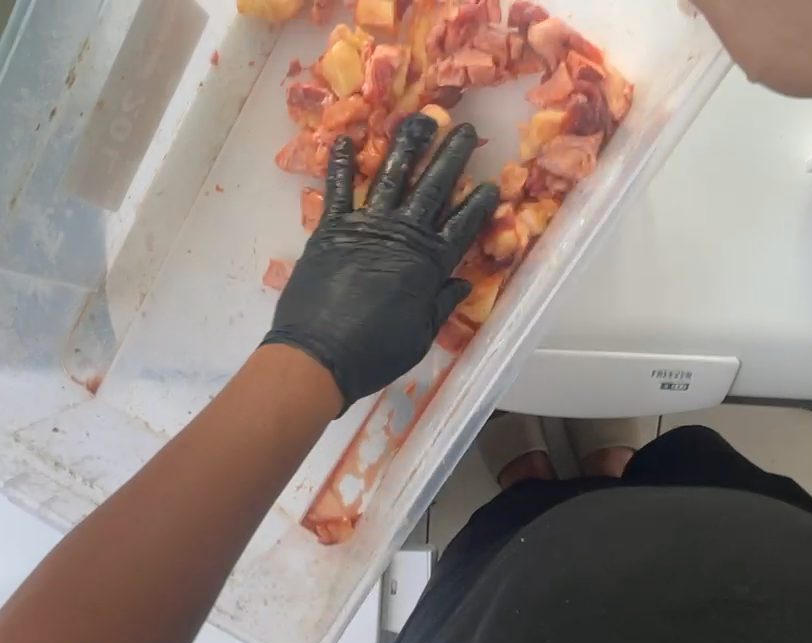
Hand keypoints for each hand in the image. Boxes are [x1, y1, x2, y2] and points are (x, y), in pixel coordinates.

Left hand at [263, 114, 499, 409]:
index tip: (491, 183)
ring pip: (392, 177)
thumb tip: (462, 284)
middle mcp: (402, 236)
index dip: (478, 204)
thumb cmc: (375, 354)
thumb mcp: (419, 336)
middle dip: (451, 157)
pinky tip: (346, 141)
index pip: (462, 226)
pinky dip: (342, 165)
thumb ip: (440, 305)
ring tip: (420, 118)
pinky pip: (339, 190)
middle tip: (464, 129)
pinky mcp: (331, 228)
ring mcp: (366, 227)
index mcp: (428, 265)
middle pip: (433, 189)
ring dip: (408, 146)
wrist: (320, 355)